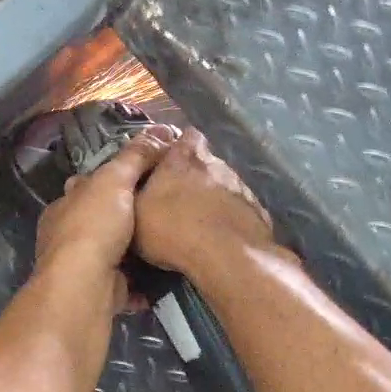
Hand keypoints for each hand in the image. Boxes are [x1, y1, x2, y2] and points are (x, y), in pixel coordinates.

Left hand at [34, 127, 178, 312]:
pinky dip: (141, 283)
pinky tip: (163, 276)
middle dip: (124, 216)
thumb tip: (160, 132)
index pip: (86, 185)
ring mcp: (81, 266)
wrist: (84, 284)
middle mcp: (66, 235)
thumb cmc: (94, 225)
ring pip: (111, 252)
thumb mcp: (114, 180)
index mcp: (63, 206)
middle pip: (99, 219)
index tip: (142, 175)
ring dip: (134, 249)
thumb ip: (134, 158)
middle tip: (162, 210)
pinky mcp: (99, 291)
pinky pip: (125, 284)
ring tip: (168, 241)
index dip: (111, 178)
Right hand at [132, 129, 280, 278]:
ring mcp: (240, 186)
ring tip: (197, 218)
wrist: (226, 255)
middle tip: (176, 195)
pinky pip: (236, 206)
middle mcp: (215, 164)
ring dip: (211, 195)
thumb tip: (134, 181)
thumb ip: (136, 190)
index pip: (186, 136)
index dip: (178, 145)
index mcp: (183, 159)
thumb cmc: (171, 229)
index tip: (166, 160)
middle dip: (192, 173)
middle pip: (204, 160)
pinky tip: (216, 233)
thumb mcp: (134, 211)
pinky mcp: (256, 209)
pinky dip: (227, 214)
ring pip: (222, 183)